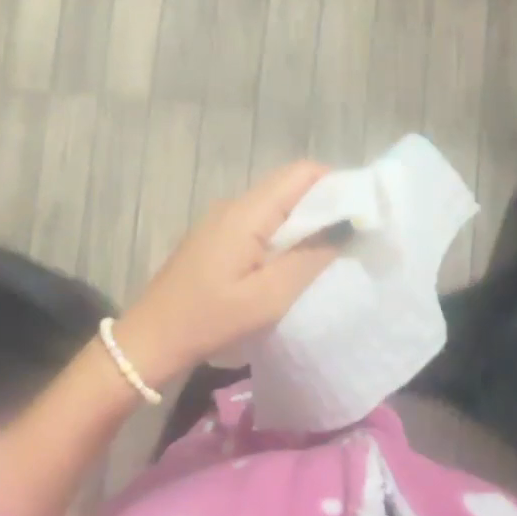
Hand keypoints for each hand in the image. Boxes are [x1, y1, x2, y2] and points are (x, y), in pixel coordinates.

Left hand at [112, 161, 342, 388]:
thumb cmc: (208, 320)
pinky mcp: (215, 244)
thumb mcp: (268, 297)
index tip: (366, 217)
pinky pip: (259, 228)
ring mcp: (220, 224)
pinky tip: (295, 268)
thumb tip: (347, 224)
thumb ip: (310, 258)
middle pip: (290, 188)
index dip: (339, 186)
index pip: (302, 173)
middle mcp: (232, 207)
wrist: (150, 341)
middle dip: (327, 208)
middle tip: (356, 241)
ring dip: (305, 227)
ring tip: (333, 257)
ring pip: (276, 210)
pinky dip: (283, 240)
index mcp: (245, 213)